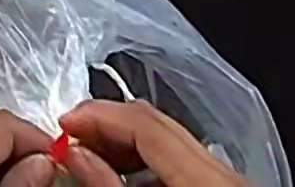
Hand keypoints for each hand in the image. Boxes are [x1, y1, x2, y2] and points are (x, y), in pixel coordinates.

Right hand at [58, 101, 251, 186]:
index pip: (144, 122)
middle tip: (71, 137)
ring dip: (125, 142)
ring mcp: (231, 181)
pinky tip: (125, 178)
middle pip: (156, 123)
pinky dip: (148, 162)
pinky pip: (182, 161)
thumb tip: (73, 150)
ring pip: (168, 140)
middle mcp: (225, 171)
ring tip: (91, 156)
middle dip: (108, 123)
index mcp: (209, 178)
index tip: (64, 122)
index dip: (98, 114)